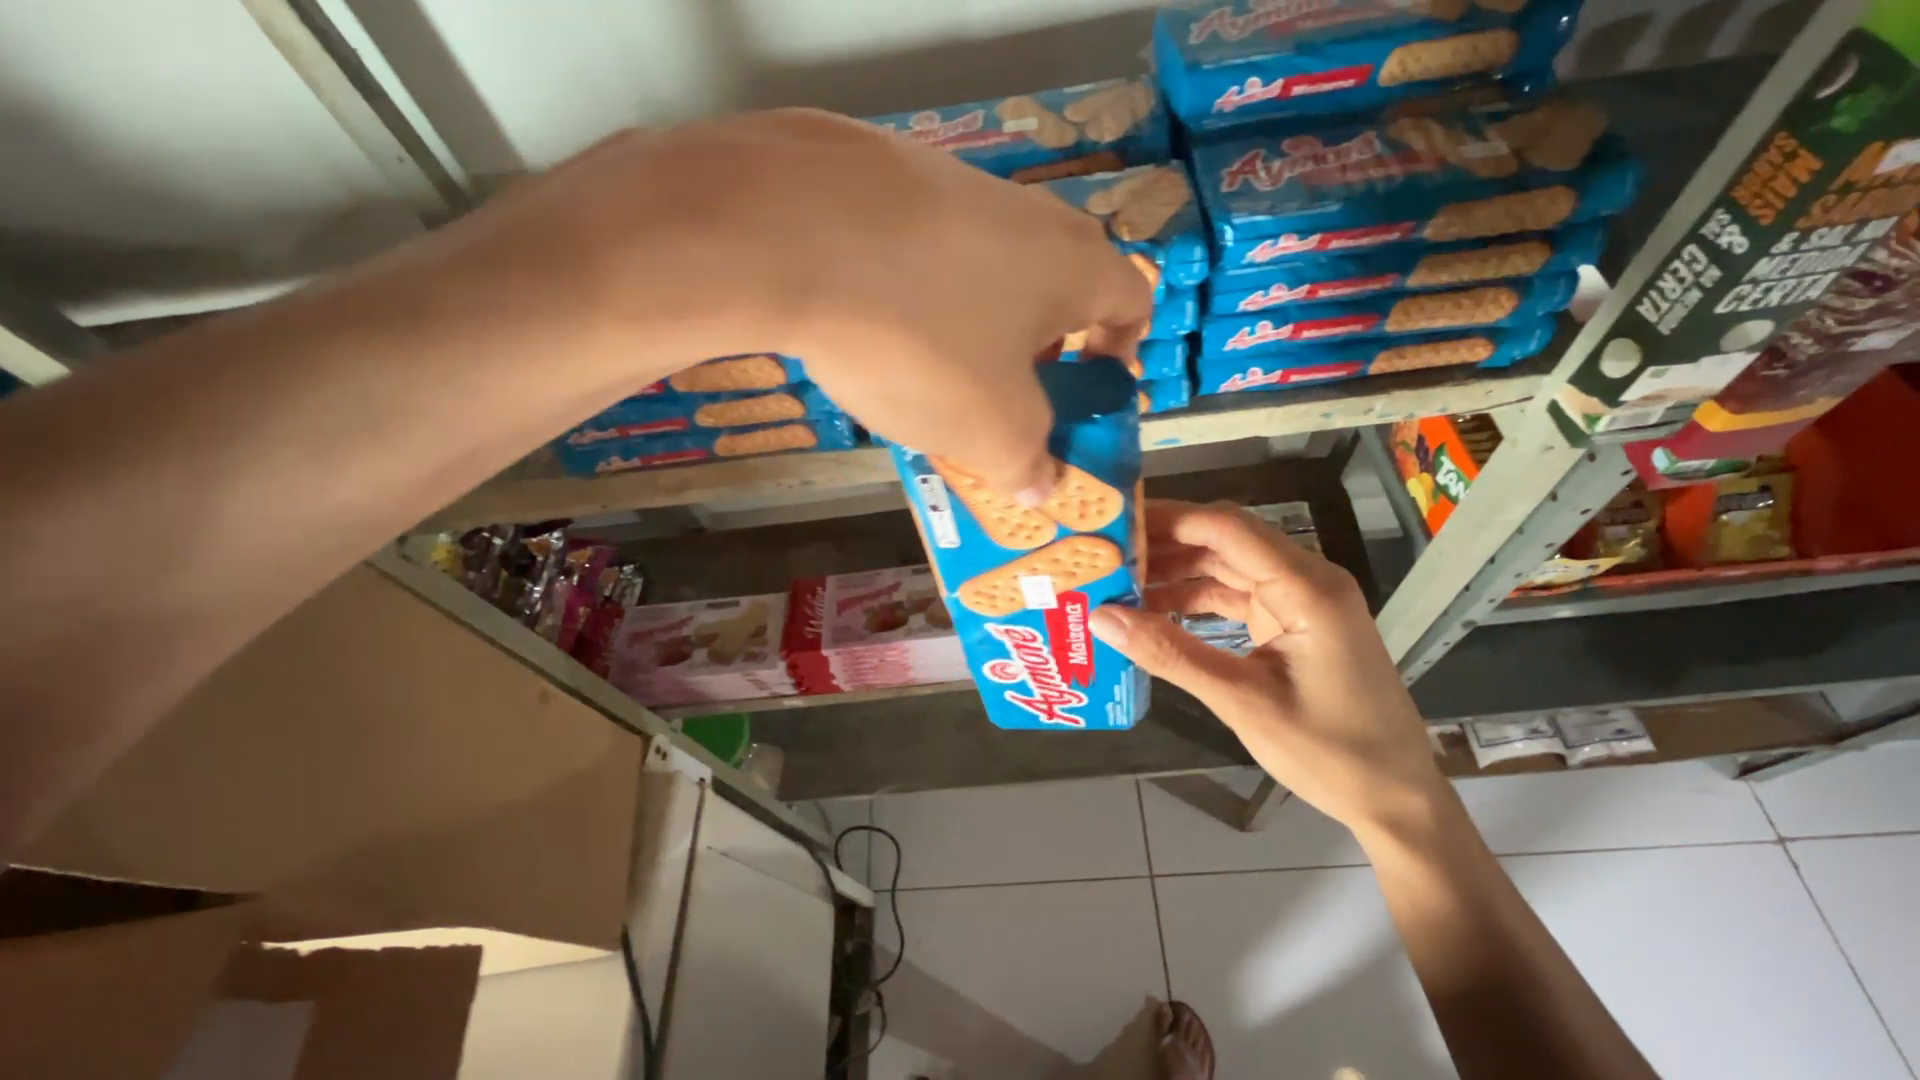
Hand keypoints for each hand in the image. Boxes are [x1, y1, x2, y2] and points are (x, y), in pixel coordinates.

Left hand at [424, 109, 1153, 501]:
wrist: (755, 227)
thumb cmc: (900, 335)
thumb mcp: (982, 432)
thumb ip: (1029, 466)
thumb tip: (1038, 485)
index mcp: (1066, 264)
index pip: (1132, 309)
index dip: (1120, 368)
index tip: (1086, 412)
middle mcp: (1012, 213)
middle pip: (1051, 293)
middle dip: (1037, 364)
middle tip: (1000, 428)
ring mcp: (936, 190)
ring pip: (974, 276)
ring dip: (964, 339)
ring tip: (921, 400)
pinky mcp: (859, 185)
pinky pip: (907, 259)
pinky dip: (900, 307)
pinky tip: (857, 345)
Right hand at [1088, 500, 1448, 837]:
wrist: (1393, 796)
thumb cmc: (1329, 752)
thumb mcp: (1243, 702)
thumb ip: (1171, 655)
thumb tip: (1101, 618)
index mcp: (1306, 588)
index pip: (1227, 528)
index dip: (1168, 519)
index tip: (1112, 524)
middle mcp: (1306, 580)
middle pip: (1225, 539)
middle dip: (1164, 543)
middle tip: (1102, 553)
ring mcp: (1301, 601)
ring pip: (1227, 565)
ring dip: (1175, 571)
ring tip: (1116, 581)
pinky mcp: (1293, 623)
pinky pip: (1236, 595)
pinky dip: (1195, 600)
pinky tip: (1152, 611)